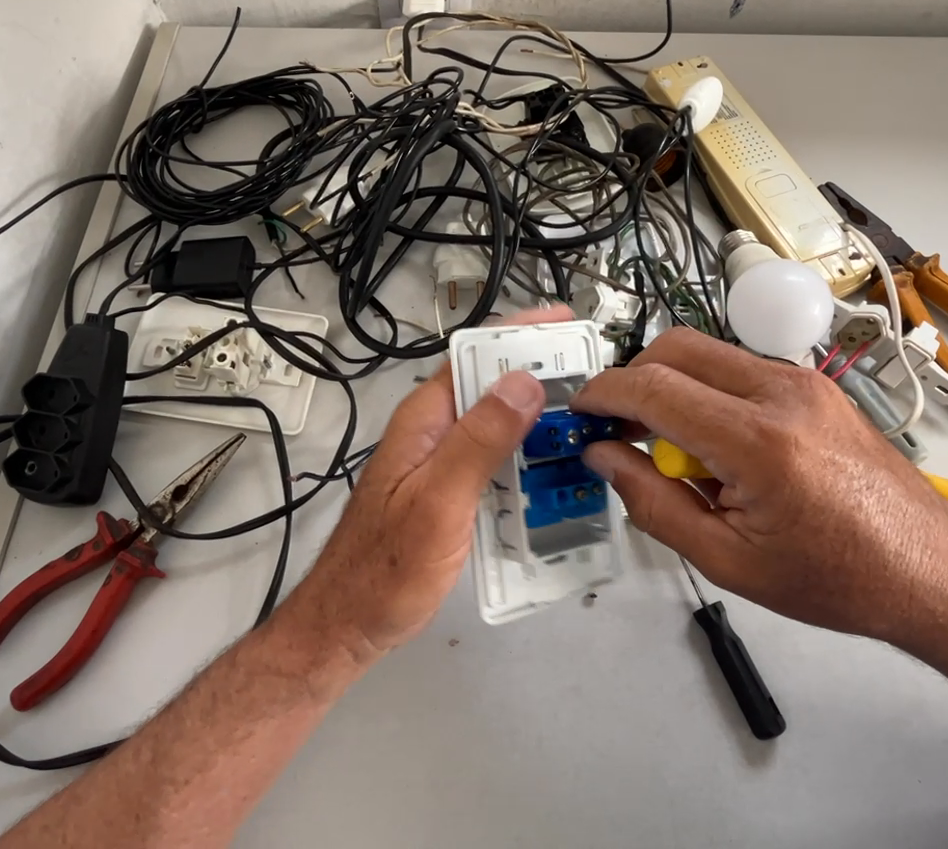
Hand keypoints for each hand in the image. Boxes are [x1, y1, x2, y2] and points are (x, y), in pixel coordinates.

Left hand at [280, 306, 571, 664]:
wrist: (351, 623)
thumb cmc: (388, 566)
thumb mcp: (439, 500)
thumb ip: (479, 440)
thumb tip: (525, 381)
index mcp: (425, 419)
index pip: (474, 355)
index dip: (519, 334)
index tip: (567, 324)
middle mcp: (433, 431)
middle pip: (490, 386)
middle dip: (539, 375)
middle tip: (595, 380)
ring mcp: (441, 463)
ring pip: (496, 425)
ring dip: (538, 419)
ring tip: (589, 421)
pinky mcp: (450, 492)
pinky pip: (495, 461)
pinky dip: (526, 458)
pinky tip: (558, 471)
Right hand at [570, 328, 947, 646]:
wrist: (930, 567)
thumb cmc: (831, 578)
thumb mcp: (727, 560)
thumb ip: (652, 502)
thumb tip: (603, 455)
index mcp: (758, 442)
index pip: (654, 388)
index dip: (603, 394)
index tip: (577, 413)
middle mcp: (780, 391)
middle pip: (675, 346)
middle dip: (631, 378)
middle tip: (618, 428)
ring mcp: (801, 380)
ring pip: (705, 350)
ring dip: (668, 383)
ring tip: (667, 443)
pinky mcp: (812, 383)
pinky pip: (735, 366)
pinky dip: (703, 389)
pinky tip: (712, 441)